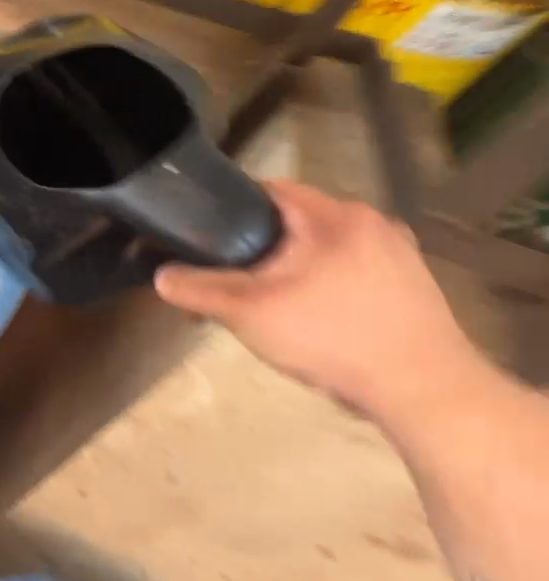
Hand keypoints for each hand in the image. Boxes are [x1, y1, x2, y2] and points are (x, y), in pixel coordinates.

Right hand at [154, 179, 485, 420]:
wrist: (419, 388)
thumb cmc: (328, 336)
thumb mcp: (244, 311)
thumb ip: (195, 287)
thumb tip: (162, 277)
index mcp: (337, 217)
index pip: (268, 191)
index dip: (226, 211)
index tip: (200, 240)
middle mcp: (372, 225)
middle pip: (290, 225)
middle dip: (251, 251)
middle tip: (222, 284)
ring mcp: (396, 255)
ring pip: (315, 251)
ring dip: (281, 272)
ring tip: (257, 307)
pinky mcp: (407, 285)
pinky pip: (341, 273)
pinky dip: (313, 287)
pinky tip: (301, 320)